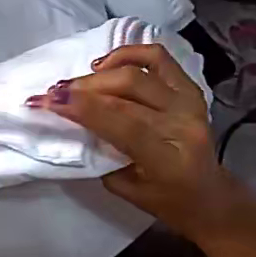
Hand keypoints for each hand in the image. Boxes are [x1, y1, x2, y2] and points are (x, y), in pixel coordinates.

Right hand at [28, 43, 254, 242]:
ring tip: (74, 84)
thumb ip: (102, 155)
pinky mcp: (191, 90)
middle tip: (50, 93)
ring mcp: (189, 103)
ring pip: (137, 74)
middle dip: (81, 90)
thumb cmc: (165, 201)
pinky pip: (158, 59)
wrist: (209, 196)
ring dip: (97, 76)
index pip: (121, 123)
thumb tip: (74, 126)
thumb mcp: (126, 189)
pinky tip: (105, 65)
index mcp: (167, 158)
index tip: (46, 101)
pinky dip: (128, 55)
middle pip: (126, 92)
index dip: (81, 108)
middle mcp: (183, 125)